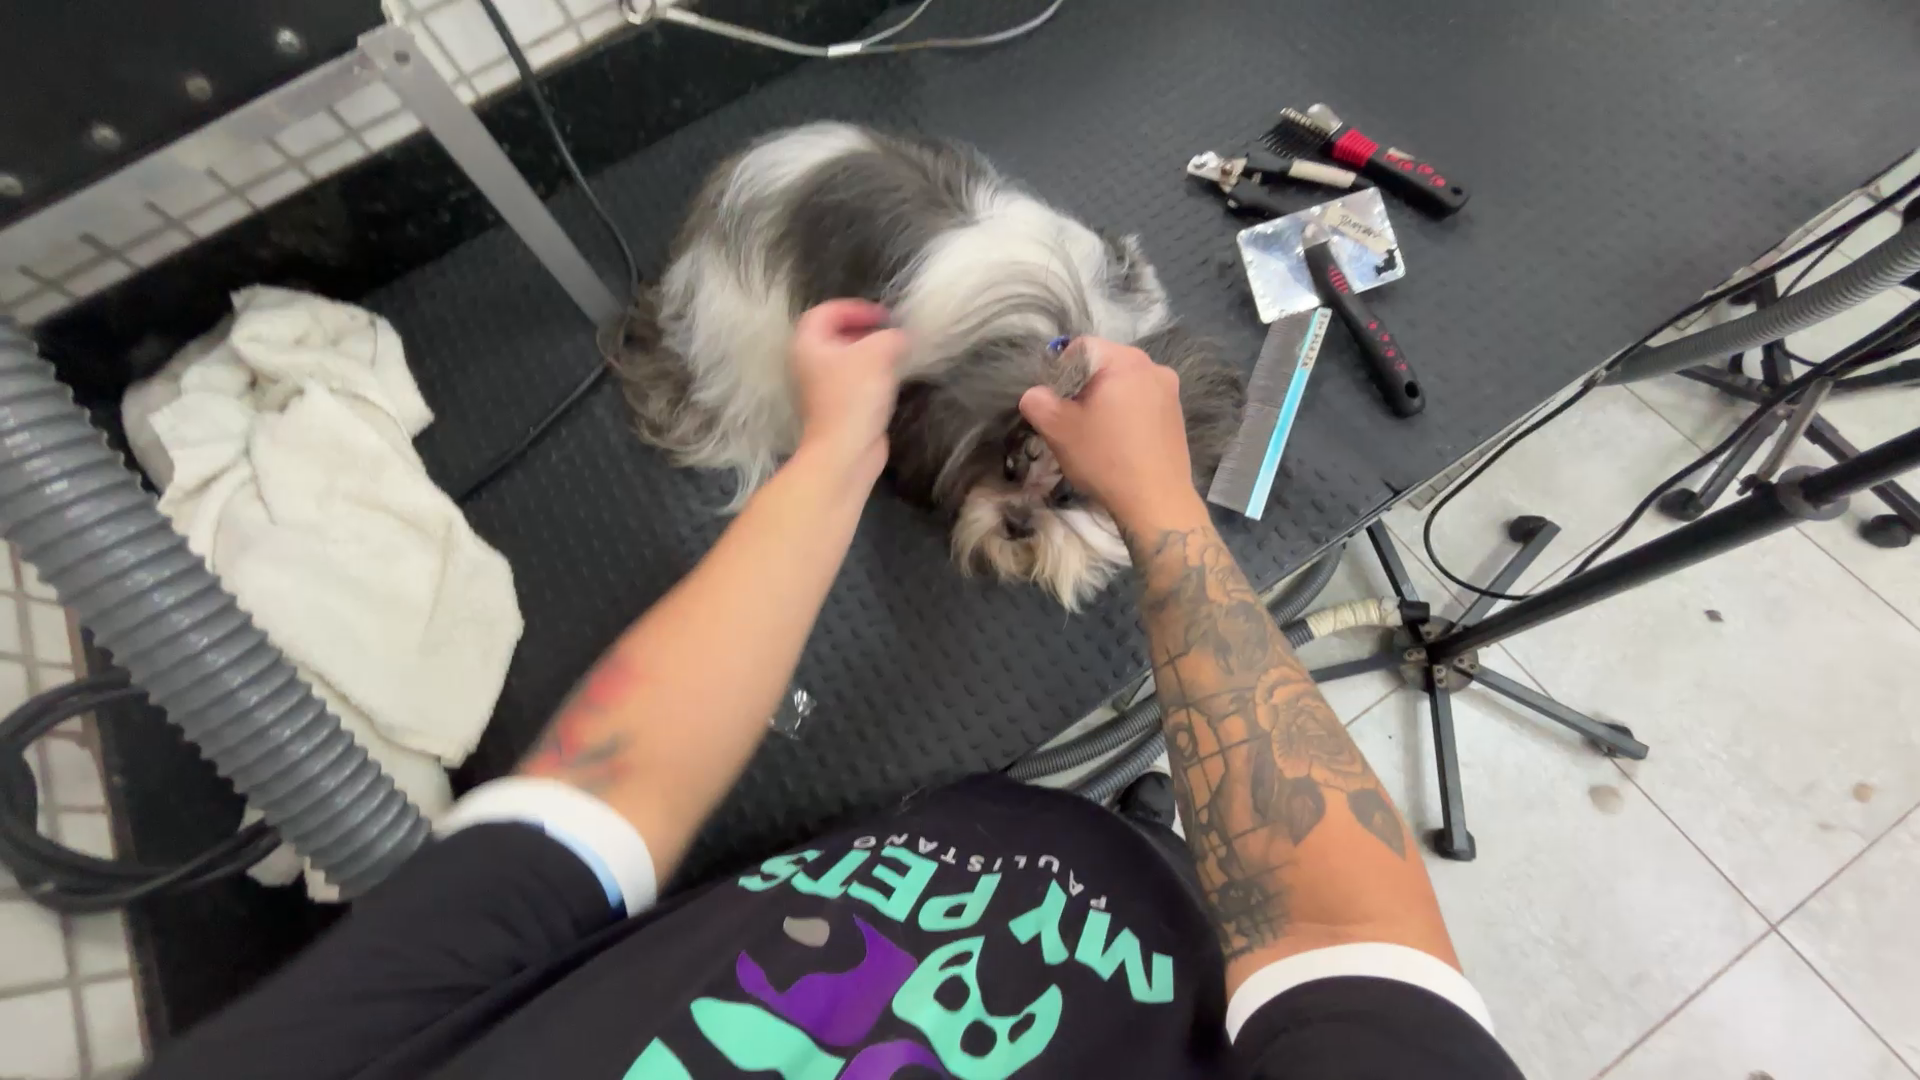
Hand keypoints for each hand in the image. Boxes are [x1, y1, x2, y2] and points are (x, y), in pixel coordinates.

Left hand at [789, 299, 907, 482]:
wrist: (846, 451)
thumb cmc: (854, 397)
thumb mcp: (877, 354)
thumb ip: (891, 337)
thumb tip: (901, 338)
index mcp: (808, 344)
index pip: (826, 312)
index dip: (855, 308)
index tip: (883, 316)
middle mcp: (809, 364)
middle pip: (835, 335)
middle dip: (864, 330)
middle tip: (890, 333)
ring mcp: (821, 389)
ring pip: (846, 360)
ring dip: (871, 354)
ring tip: (896, 355)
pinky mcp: (837, 408)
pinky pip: (854, 382)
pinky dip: (872, 376)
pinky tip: (891, 381)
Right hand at [1019, 337, 1205, 534]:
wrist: (1155, 500)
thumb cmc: (1104, 458)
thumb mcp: (1058, 429)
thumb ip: (1037, 402)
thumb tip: (1035, 394)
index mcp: (1125, 361)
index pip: (1081, 346)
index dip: (1060, 370)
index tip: (1055, 401)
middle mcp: (1153, 367)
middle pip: (1104, 364)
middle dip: (1083, 387)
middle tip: (1072, 420)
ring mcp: (1170, 391)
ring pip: (1124, 384)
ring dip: (1105, 401)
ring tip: (1095, 434)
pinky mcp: (1176, 415)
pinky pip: (1142, 402)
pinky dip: (1125, 414)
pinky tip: (1119, 443)